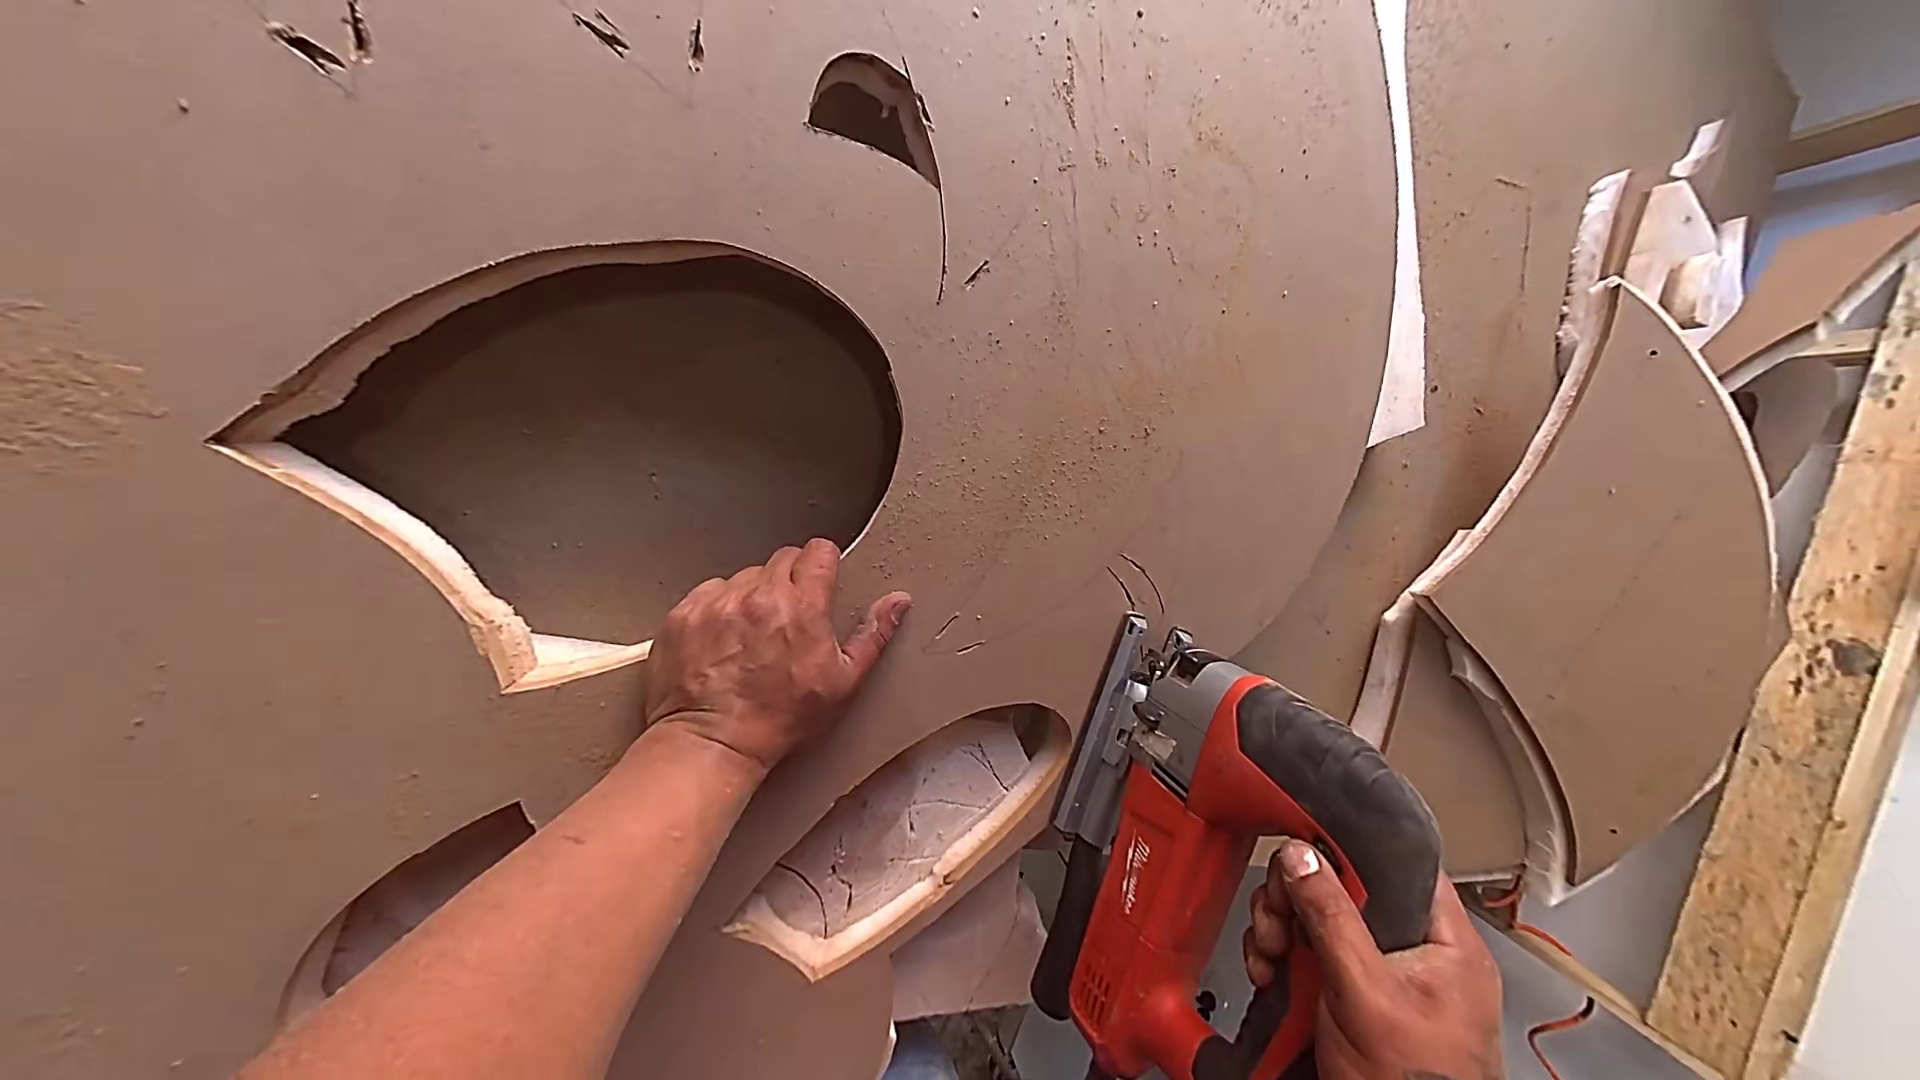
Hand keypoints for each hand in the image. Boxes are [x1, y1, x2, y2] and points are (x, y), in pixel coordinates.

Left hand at [643, 538, 911, 772]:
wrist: (715, 743)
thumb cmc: (780, 719)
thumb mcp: (843, 682)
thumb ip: (873, 634)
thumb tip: (897, 602)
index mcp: (803, 607)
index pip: (818, 551)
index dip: (823, 562)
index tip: (819, 577)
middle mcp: (759, 595)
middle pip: (782, 559)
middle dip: (790, 580)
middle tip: (788, 616)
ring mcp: (718, 603)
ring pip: (745, 575)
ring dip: (753, 594)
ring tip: (752, 633)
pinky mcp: (685, 615)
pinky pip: (709, 591)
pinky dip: (718, 607)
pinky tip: (724, 638)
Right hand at [1243, 839, 1502, 1079]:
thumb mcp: (1366, 993)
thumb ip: (1331, 917)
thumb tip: (1300, 854)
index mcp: (1441, 941)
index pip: (1396, 862)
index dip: (1347, 846)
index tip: (1303, 846)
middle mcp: (1406, 945)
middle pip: (1339, 883)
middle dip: (1294, 897)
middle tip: (1279, 919)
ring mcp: (1370, 965)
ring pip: (1310, 911)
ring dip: (1276, 926)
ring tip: (1270, 957)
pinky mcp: (1340, 982)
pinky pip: (1298, 944)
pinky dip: (1275, 953)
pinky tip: (1270, 973)